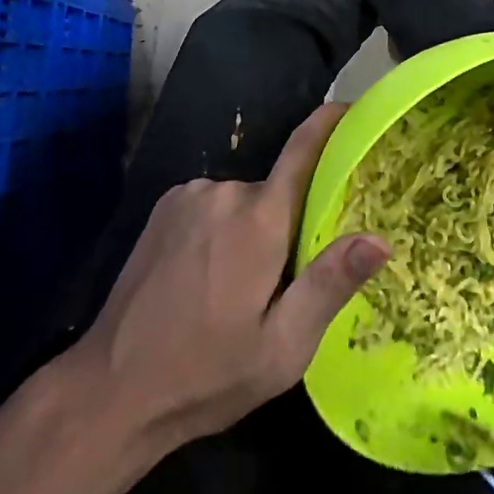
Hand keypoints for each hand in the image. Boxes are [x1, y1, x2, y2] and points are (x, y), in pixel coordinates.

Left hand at [0, 104, 389, 493]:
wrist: (113, 386)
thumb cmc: (207, 373)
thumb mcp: (283, 347)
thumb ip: (330, 284)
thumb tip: (380, 239)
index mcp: (258, 220)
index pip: (302, 152)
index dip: (328, 124)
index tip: (349, 107)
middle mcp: (223, 191)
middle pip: (276, 192)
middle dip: (287, 225)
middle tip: (281, 285)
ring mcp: (187, 195)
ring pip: (242, 202)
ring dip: (251, 231)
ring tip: (234, 292)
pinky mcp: (163, 207)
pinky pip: (212, 205)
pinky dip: (220, 229)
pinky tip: (203, 276)